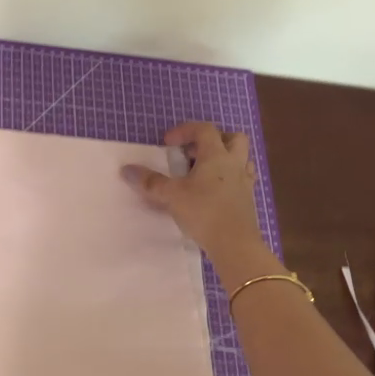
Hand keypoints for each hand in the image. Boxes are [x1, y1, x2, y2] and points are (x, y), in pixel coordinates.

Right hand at [123, 121, 278, 282]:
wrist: (236, 245)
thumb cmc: (204, 213)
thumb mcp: (171, 196)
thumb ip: (150, 181)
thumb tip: (127, 169)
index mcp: (216, 156)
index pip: (204, 129)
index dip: (185, 130)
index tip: (168, 143)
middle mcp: (234, 164)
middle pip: (233, 138)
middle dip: (214, 139)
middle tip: (193, 152)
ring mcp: (245, 182)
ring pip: (241, 158)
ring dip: (224, 158)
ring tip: (204, 171)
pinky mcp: (248, 200)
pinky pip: (242, 179)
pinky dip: (229, 178)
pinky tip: (214, 191)